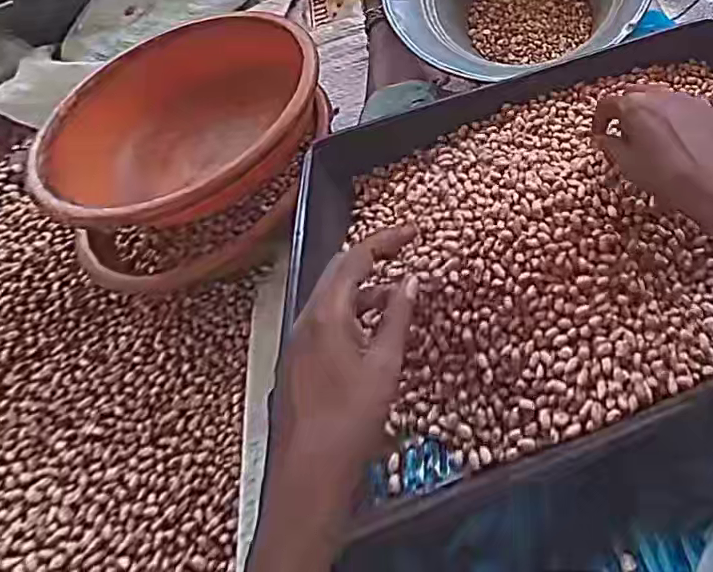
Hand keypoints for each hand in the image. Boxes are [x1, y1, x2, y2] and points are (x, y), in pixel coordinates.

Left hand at [272, 226, 418, 485]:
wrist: (307, 480)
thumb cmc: (351, 420)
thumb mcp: (385, 364)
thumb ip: (398, 316)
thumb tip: (411, 280)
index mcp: (325, 314)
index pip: (355, 258)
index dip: (387, 240)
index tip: (414, 233)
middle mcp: (305, 321)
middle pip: (339, 271)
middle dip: (373, 256)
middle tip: (405, 249)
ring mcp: (297, 342)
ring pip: (332, 297)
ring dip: (364, 287)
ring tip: (397, 292)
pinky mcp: (298, 362)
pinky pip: (327, 320)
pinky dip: (353, 311)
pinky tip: (374, 328)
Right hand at [592, 85, 712, 247]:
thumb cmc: (668, 176)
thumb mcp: (627, 165)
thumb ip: (609, 145)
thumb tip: (603, 138)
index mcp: (633, 106)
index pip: (607, 103)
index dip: (599, 119)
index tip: (600, 132)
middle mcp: (657, 95)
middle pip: (631, 94)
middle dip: (623, 110)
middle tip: (621, 132)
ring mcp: (682, 98)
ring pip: (656, 96)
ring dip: (646, 110)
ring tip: (648, 134)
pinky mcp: (701, 106)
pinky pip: (678, 103)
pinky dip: (669, 113)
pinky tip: (672, 135)